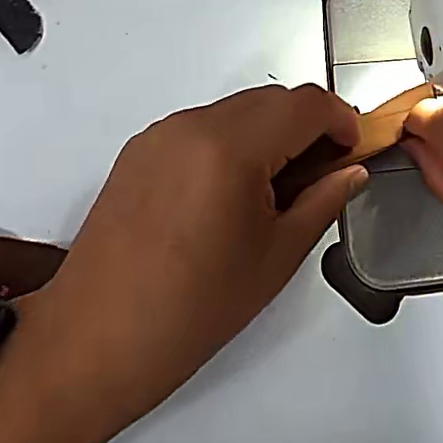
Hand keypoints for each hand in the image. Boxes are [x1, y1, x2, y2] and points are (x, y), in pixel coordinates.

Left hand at [0, 83, 366, 442]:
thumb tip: (351, 172)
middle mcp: (192, 125)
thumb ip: (323, 201)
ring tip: (275, 188)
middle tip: (321, 172)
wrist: (91, 343)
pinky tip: (232, 191)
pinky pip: (205, 124)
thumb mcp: (276, 257)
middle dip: (308, 125)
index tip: (351, 151)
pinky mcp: (141, 148)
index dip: (341, 121)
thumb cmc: (188, 311)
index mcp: (230, 149)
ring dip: (271, 132)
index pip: (306, 104)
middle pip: (273, 98)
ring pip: (239, 108)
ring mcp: (162, 133)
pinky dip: (234, 141)